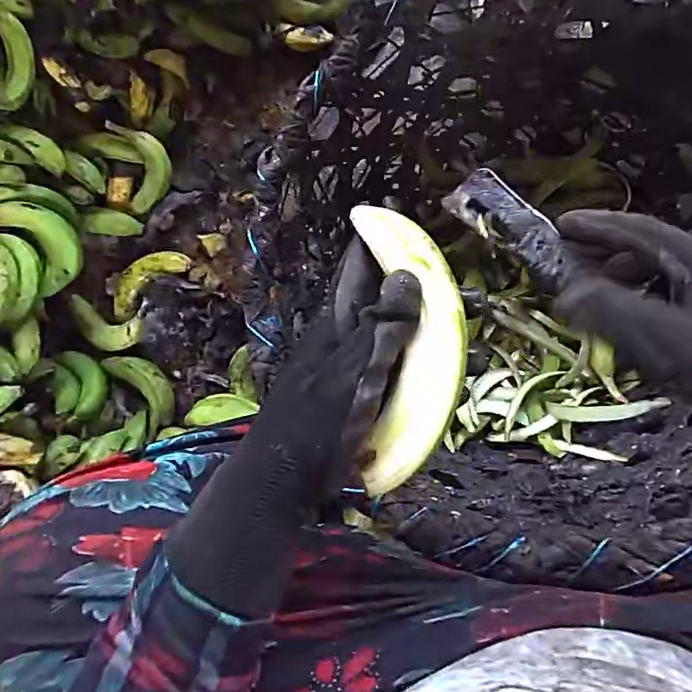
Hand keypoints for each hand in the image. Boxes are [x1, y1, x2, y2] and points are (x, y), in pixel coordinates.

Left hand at [247, 240, 421, 505]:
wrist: (280, 479)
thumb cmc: (321, 424)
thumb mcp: (359, 373)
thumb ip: (384, 326)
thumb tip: (405, 272)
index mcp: (337, 324)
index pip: (357, 269)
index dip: (373, 240)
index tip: (389, 212)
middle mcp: (332, 336)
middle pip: (361, 293)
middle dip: (383, 269)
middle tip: (411, 251)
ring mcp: (329, 364)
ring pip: (363, 322)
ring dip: (385, 304)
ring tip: (412, 293)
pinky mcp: (332, 390)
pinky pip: (366, 353)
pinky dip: (385, 342)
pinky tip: (396, 353)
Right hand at [553, 211, 691, 607]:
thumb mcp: (681, 345)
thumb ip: (619, 316)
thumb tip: (564, 294)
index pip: (640, 231)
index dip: (598, 226)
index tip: (561, 226)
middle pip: (653, 253)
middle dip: (608, 259)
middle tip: (573, 273)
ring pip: (669, 283)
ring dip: (630, 288)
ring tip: (603, 311)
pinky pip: (685, 310)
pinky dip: (654, 314)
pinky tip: (649, 346)